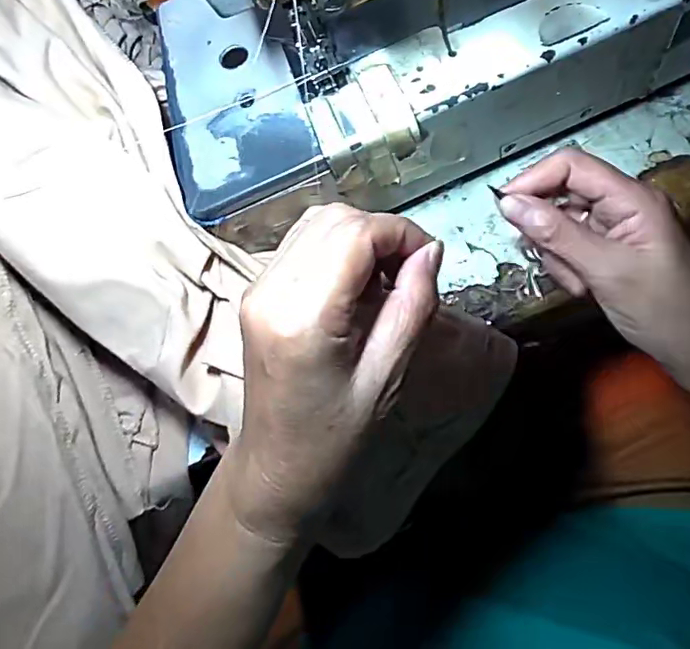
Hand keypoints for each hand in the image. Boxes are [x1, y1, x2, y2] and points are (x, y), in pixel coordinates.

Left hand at [224, 205, 443, 546]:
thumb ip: (413, 306)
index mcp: (303, 316)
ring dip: (362, 235)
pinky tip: (356, 281)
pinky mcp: (257, 287)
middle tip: (410, 272)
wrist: (275, 471)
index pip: (356, 233)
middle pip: (338, 218)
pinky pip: (305, 239)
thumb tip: (432, 250)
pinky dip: (340, 245)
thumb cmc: (335, 437)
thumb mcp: (387, 377)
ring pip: (320, 220)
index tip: (430, 260)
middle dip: (384, 233)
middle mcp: (272, 289)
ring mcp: (258, 285)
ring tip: (385, 278)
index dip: (402, 233)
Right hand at [498, 150, 689, 390]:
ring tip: (579, 283)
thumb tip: (510, 203)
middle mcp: (623, 203)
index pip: (572, 165)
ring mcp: (617, 226)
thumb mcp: (606, 271)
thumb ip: (556, 234)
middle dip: (547, 226)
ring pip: (562, 221)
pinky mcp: (611, 247)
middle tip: (548, 259)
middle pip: (563, 192)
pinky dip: (567, 264)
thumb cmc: (665, 312)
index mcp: (632, 197)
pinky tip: (584, 288)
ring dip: (558, 252)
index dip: (534, 179)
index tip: (504, 206)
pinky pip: (572, 243)